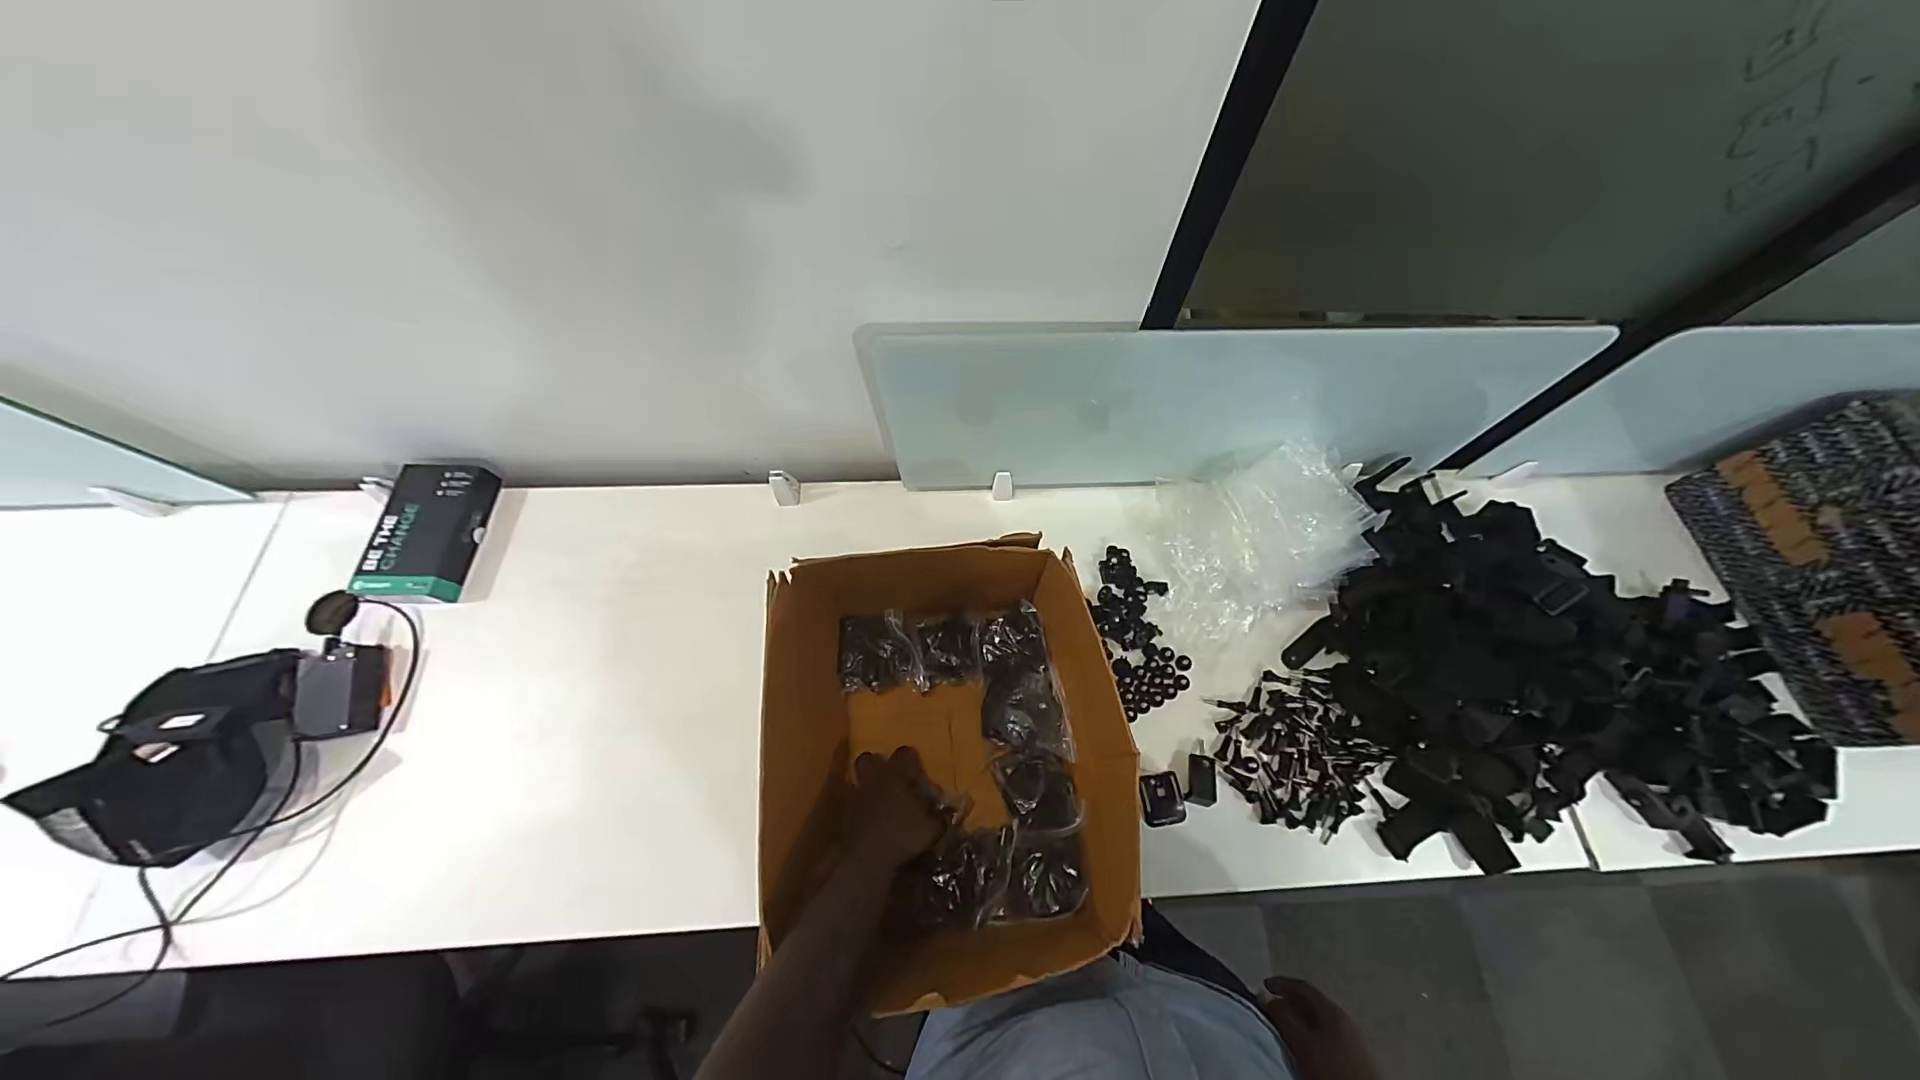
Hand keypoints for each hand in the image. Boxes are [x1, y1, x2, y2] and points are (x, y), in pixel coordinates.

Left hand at [846, 747, 949, 871]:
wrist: (866, 858)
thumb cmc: (903, 836)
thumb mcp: (932, 828)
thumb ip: (940, 816)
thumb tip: (947, 811)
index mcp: (897, 774)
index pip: (904, 753)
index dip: (910, 759)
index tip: (916, 769)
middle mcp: (874, 777)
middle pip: (870, 758)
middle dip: (877, 764)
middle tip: (888, 777)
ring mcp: (855, 794)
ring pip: (856, 778)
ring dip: (863, 783)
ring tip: (873, 796)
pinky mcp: (842, 813)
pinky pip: (847, 801)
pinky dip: (854, 805)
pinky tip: (863, 817)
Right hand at [1259, 977, 1379, 1079]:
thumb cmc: (1331, 1071)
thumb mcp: (1302, 1043)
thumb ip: (1282, 1016)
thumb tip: (1264, 995)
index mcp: (1334, 1012)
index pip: (1304, 987)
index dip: (1281, 984)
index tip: (1264, 985)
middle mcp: (1346, 1020)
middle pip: (1312, 1002)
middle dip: (1290, 1000)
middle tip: (1271, 1004)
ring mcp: (1354, 1039)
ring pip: (1320, 1020)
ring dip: (1300, 1017)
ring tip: (1284, 1024)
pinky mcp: (1357, 1057)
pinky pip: (1327, 1034)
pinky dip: (1311, 1032)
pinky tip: (1305, 1043)